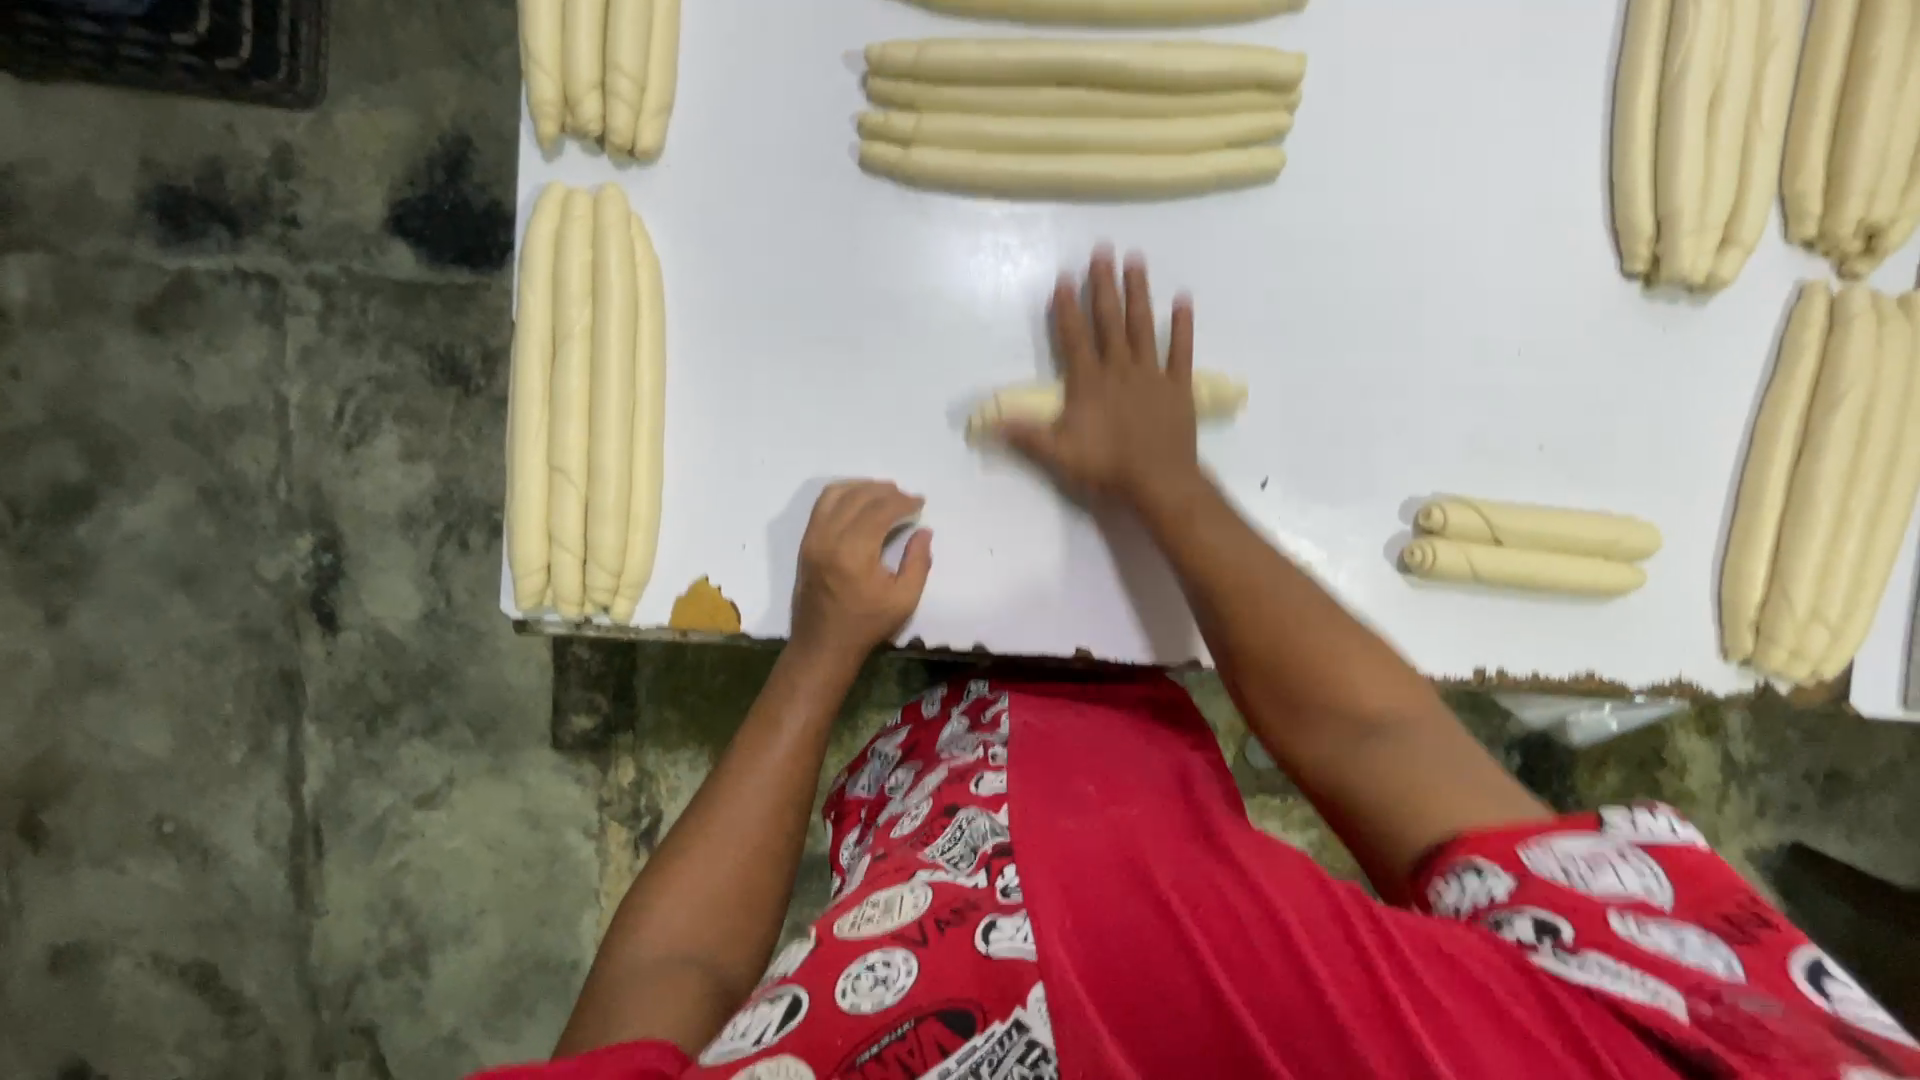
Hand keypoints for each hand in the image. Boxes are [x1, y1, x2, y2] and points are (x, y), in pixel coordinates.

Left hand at [790, 480, 932, 656]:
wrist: (822, 645)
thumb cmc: (866, 625)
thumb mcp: (904, 599)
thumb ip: (918, 562)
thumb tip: (923, 531)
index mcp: (854, 552)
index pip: (880, 509)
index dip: (903, 501)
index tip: (919, 503)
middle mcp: (829, 538)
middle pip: (859, 497)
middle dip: (886, 491)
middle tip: (906, 498)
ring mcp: (813, 538)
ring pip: (835, 494)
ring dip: (861, 487)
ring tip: (883, 492)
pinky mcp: (805, 543)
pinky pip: (821, 506)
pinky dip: (841, 494)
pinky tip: (858, 500)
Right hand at [999, 247, 1202, 509]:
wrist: (1159, 482)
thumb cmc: (1106, 468)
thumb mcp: (1057, 455)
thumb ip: (1025, 435)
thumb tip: (987, 423)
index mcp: (1088, 382)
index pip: (1074, 338)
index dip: (1067, 308)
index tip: (1063, 278)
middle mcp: (1119, 368)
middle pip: (1109, 320)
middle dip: (1103, 285)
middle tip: (1102, 250)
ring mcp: (1151, 374)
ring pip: (1143, 326)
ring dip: (1138, 292)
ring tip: (1135, 260)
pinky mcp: (1178, 386)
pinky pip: (1181, 350)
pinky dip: (1182, 326)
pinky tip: (1183, 299)